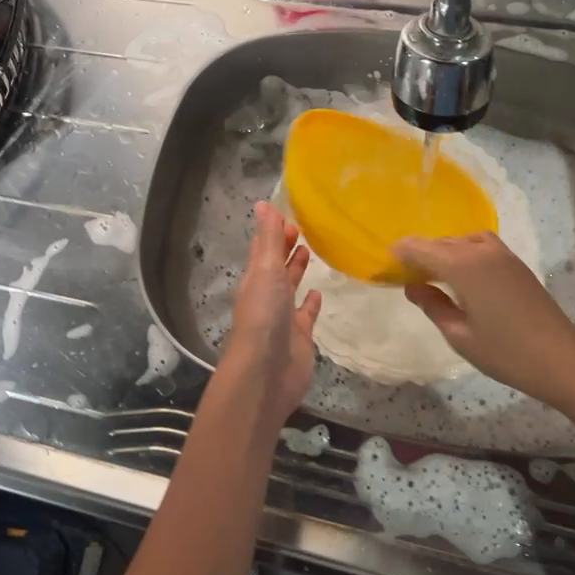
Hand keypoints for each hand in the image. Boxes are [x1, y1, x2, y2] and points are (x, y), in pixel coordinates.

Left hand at [219, 201, 322, 428]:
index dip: (273, 232)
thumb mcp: (265, 269)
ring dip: (296, 270)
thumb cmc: (265, 314)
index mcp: (256, 278)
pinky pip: (306, 315)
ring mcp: (283, 317)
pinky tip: (319, 293)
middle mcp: (267, 295)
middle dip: (285, 247)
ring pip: (289, 287)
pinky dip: (311, 303)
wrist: (267, 370)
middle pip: (275, 266)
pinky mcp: (300, 337)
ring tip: (309, 251)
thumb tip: (262, 204)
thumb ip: (268, 238)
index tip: (289, 215)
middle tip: (301, 228)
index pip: (263, 248)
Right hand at [395, 232, 574, 407]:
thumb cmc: (506, 353)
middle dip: (420, 252)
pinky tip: (461, 274)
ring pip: (462, 240)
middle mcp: (481, 250)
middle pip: (441, 241)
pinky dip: (464, 251)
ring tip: (432, 273)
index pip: (421, 248)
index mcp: (463, 265)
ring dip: (444, 250)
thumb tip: (413, 287)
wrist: (563, 360)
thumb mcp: (460, 335)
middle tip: (404, 273)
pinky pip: (480, 245)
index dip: (401, 252)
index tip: (385, 263)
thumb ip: (432, 305)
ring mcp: (502, 254)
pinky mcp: (516, 263)